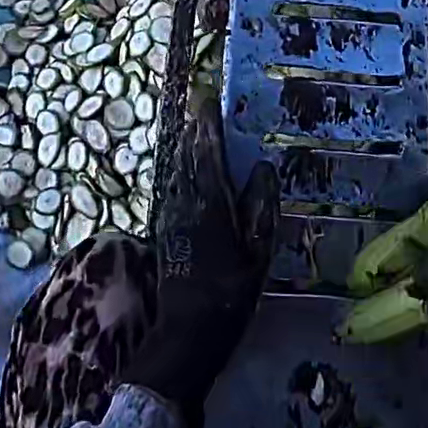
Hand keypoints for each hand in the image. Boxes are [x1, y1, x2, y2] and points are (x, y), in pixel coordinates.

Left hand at [118, 97, 277, 424]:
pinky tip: (179, 165)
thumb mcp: (258, 253)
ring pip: (175, 168)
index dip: (207, 124)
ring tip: (191, 126)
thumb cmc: (232, 292)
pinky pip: (169, 184)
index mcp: (211, 203)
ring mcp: (170, 212)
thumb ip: (261, 207)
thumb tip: (264, 168)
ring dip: (182, 144)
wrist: (188, 329)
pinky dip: (176, 166)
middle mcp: (185, 200)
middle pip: (186, 155)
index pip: (207, 153)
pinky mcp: (163, 225)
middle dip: (192, 128)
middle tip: (197, 104)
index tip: (206, 98)